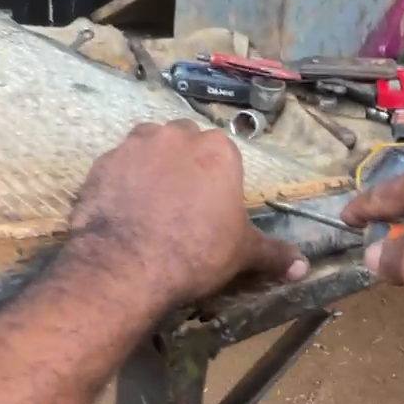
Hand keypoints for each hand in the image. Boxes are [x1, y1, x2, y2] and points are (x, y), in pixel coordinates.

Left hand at [67, 121, 306, 308]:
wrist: (127, 265)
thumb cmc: (197, 252)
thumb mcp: (243, 254)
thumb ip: (273, 254)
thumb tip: (303, 266)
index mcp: (217, 151)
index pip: (222, 153)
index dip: (218, 179)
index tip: (213, 206)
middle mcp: (175, 137)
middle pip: (184, 141)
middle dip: (184, 164)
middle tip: (183, 204)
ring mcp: (133, 146)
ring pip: (147, 147)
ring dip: (151, 166)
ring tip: (151, 205)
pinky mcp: (100, 165)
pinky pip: (115, 169)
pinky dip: (119, 184)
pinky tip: (121, 212)